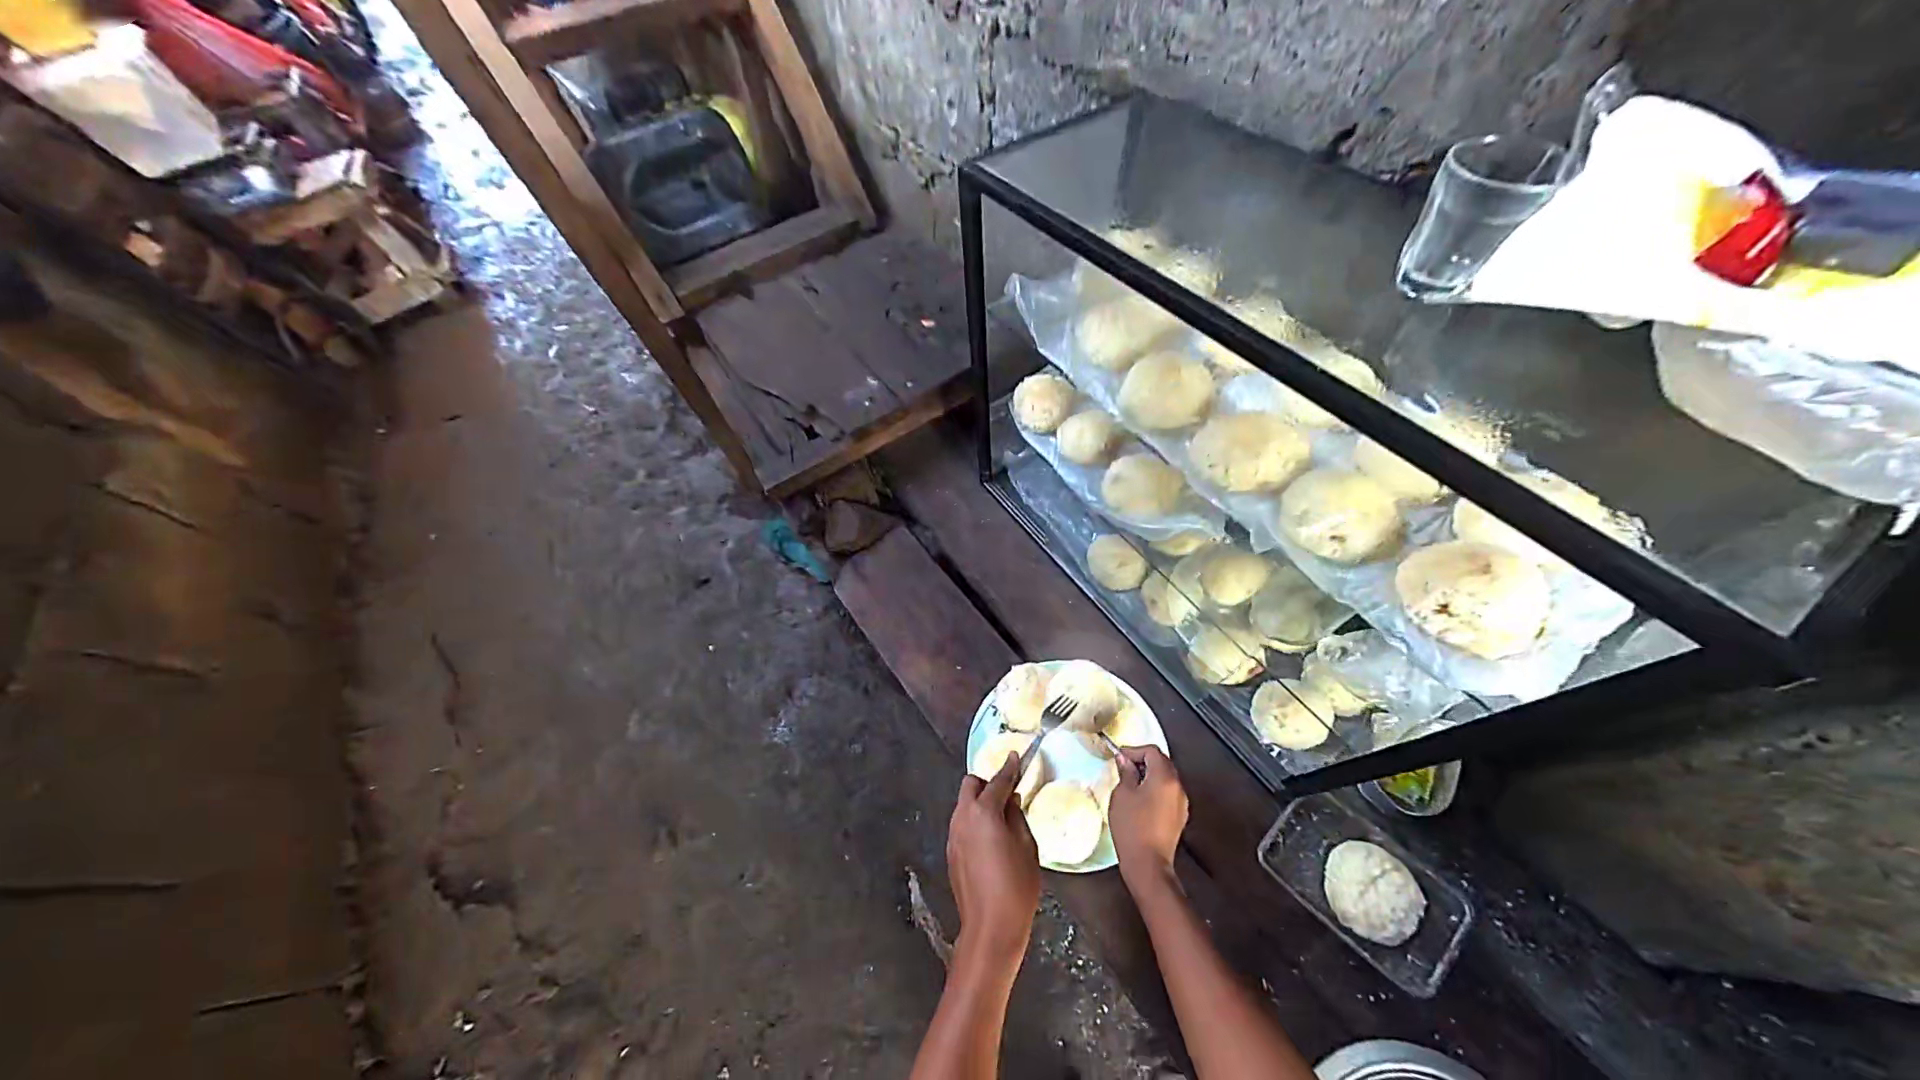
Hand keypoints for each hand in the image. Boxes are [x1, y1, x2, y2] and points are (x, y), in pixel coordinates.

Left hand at [947, 753, 1040, 964]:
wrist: (990, 927)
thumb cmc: (1016, 887)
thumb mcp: (1027, 847)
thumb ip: (1017, 817)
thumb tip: (1011, 800)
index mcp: (984, 813)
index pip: (998, 782)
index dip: (1009, 768)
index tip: (1015, 757)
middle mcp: (963, 818)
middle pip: (971, 785)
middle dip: (987, 783)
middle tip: (1007, 793)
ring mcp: (953, 835)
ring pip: (963, 805)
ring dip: (979, 802)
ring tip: (1001, 817)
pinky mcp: (951, 852)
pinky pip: (961, 824)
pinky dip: (974, 821)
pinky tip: (990, 839)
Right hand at [1108, 745, 1187, 880]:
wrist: (1148, 863)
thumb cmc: (1132, 826)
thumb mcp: (1122, 794)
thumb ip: (1126, 772)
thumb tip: (1125, 760)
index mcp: (1164, 777)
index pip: (1152, 751)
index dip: (1134, 750)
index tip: (1119, 757)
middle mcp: (1178, 787)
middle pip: (1162, 762)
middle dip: (1143, 761)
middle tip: (1124, 767)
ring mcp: (1181, 803)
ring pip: (1166, 778)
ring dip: (1149, 775)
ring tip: (1130, 783)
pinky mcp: (1179, 816)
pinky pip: (1168, 793)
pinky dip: (1155, 789)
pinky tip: (1141, 800)